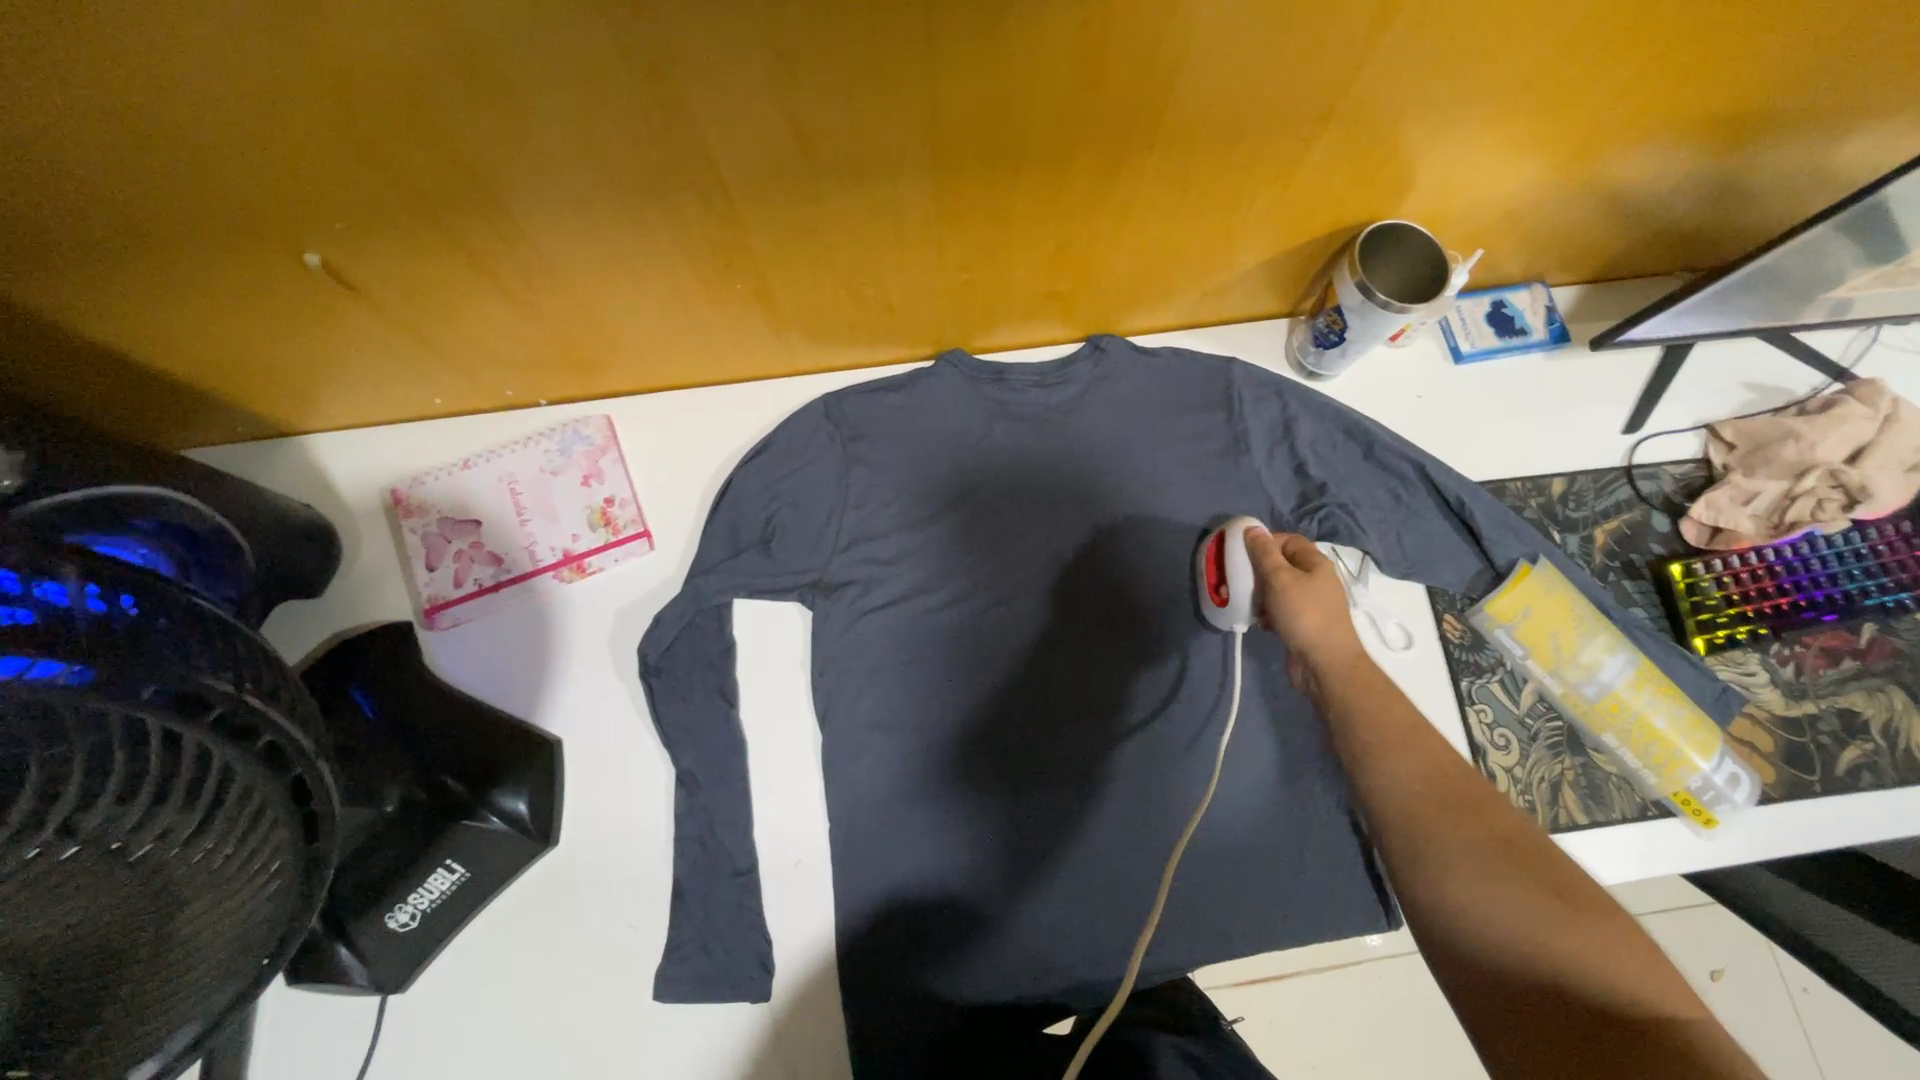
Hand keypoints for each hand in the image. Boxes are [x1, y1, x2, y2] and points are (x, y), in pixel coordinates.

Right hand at [1244, 526, 1369, 688]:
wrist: (1325, 664)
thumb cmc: (1303, 615)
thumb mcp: (1280, 579)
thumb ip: (1264, 553)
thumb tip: (1253, 529)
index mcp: (1316, 563)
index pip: (1288, 541)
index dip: (1265, 543)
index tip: (1242, 554)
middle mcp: (1316, 580)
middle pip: (1281, 565)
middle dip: (1258, 572)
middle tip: (1239, 581)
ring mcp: (1311, 603)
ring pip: (1278, 590)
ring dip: (1260, 595)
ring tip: (1249, 605)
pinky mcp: (1303, 624)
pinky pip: (1281, 610)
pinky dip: (1268, 613)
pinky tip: (1261, 623)